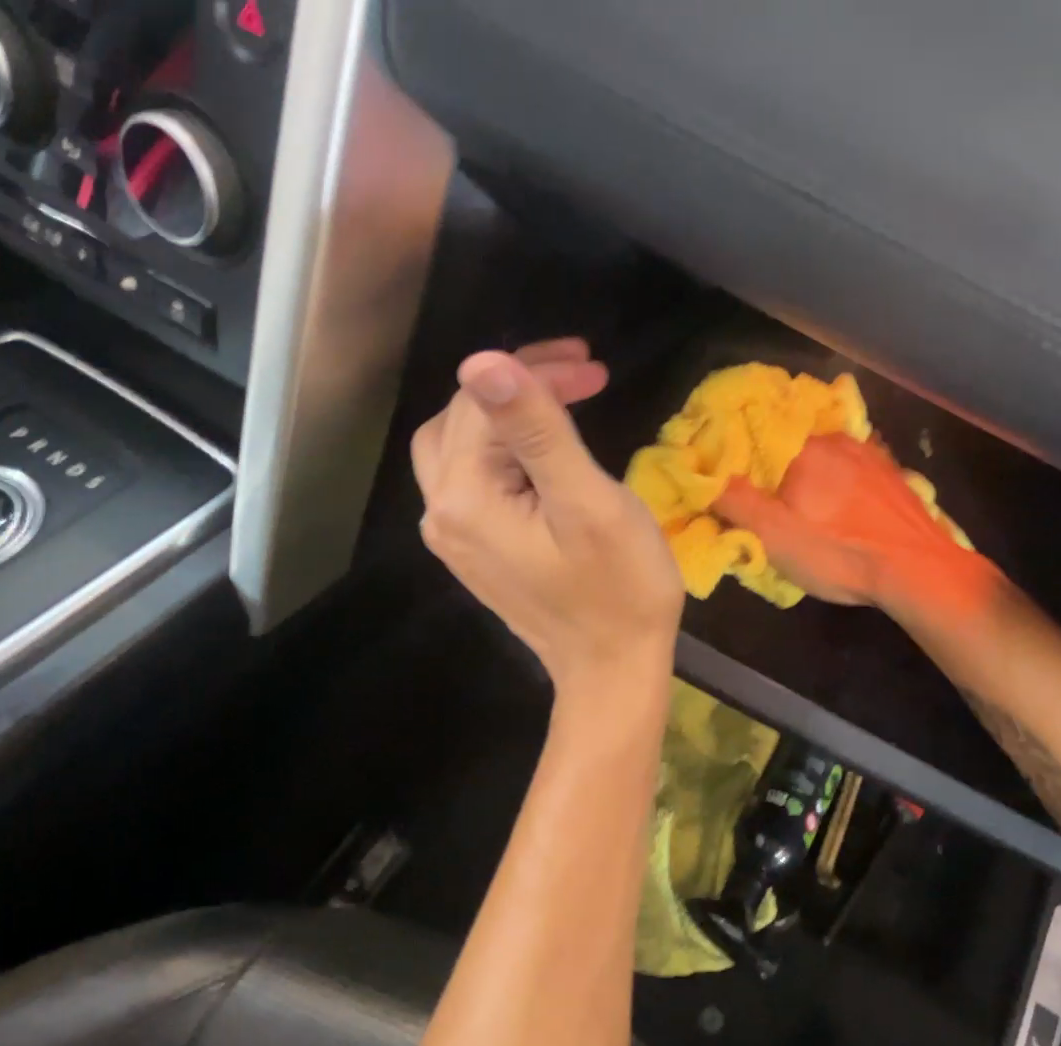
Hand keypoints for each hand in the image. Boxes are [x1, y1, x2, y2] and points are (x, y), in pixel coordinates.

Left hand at [413, 339, 683, 708]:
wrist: (613, 669)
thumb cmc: (619, 589)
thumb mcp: (587, 503)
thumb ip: (536, 431)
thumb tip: (482, 361)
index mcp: (465, 496)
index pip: (484, 403)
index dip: (538, 372)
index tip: (597, 369)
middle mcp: (442, 511)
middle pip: (464, 418)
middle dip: (523, 383)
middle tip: (588, 374)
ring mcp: (454, 535)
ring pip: (460, 444)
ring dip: (507, 412)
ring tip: (565, 395)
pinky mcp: (474, 548)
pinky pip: (473, 477)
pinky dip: (504, 447)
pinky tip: (543, 446)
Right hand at [714, 433, 994, 617]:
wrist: (919, 570)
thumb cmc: (840, 553)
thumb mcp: (773, 535)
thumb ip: (734, 502)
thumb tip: (704, 476)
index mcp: (804, 448)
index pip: (756, 437)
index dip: (739, 457)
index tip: (730, 479)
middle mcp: (838, 440)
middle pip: (792, 446)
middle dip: (776, 468)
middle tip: (766, 499)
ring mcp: (872, 456)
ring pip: (827, 458)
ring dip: (812, 476)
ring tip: (804, 505)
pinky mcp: (895, 477)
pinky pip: (855, 471)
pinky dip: (842, 483)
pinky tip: (843, 506)